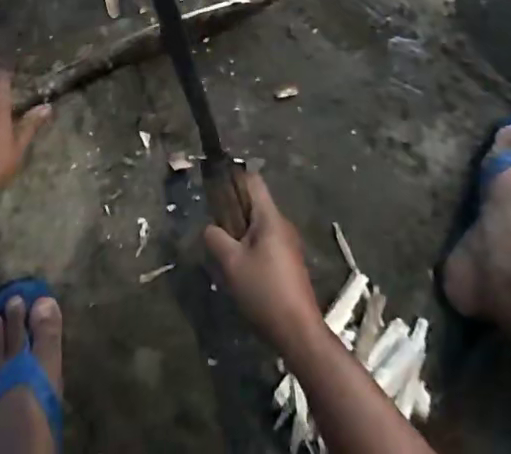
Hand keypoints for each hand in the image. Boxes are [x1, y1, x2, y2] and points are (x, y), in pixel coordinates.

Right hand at [203, 172, 324, 351]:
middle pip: (254, 204)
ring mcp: (288, 245)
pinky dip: (250, 246)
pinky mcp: (289, 263)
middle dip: (232, 209)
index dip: (232, 177)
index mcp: (270, 218)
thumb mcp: (231, 262)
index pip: (252, 181)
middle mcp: (282, 226)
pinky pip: (266, 243)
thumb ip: (216, 237)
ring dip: (240, 231)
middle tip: (213, 224)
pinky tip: (239, 267)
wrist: (298, 332)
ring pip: (258, 226)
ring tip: (223, 249)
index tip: (213, 185)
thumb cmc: (264, 291)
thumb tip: (211, 229)